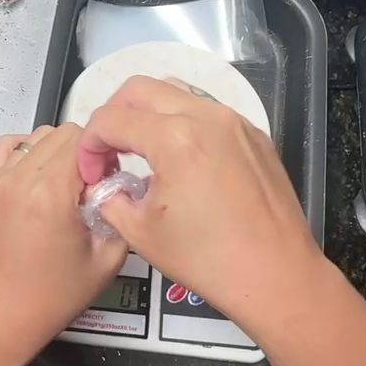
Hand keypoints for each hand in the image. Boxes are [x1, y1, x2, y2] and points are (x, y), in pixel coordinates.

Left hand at [0, 124, 128, 343]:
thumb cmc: (49, 296)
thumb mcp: (106, 262)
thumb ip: (121, 216)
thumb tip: (122, 190)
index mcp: (50, 192)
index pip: (84, 139)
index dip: (103, 156)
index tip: (107, 181)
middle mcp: (20, 178)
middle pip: (62, 133)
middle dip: (84, 152)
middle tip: (90, 186)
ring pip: (37, 136)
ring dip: (57, 152)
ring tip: (65, 184)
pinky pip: (8, 147)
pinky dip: (27, 150)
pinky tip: (39, 175)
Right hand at [76, 77, 326, 333]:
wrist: (277, 275)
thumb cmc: (206, 259)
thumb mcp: (140, 233)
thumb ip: (109, 198)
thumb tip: (103, 185)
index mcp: (173, 138)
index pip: (111, 120)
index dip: (89, 146)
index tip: (93, 174)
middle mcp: (205, 116)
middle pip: (140, 89)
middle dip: (113, 115)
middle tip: (109, 151)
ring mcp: (234, 122)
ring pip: (176, 92)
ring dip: (148, 114)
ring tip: (142, 151)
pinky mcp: (254, 135)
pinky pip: (208, 112)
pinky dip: (183, 124)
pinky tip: (181, 162)